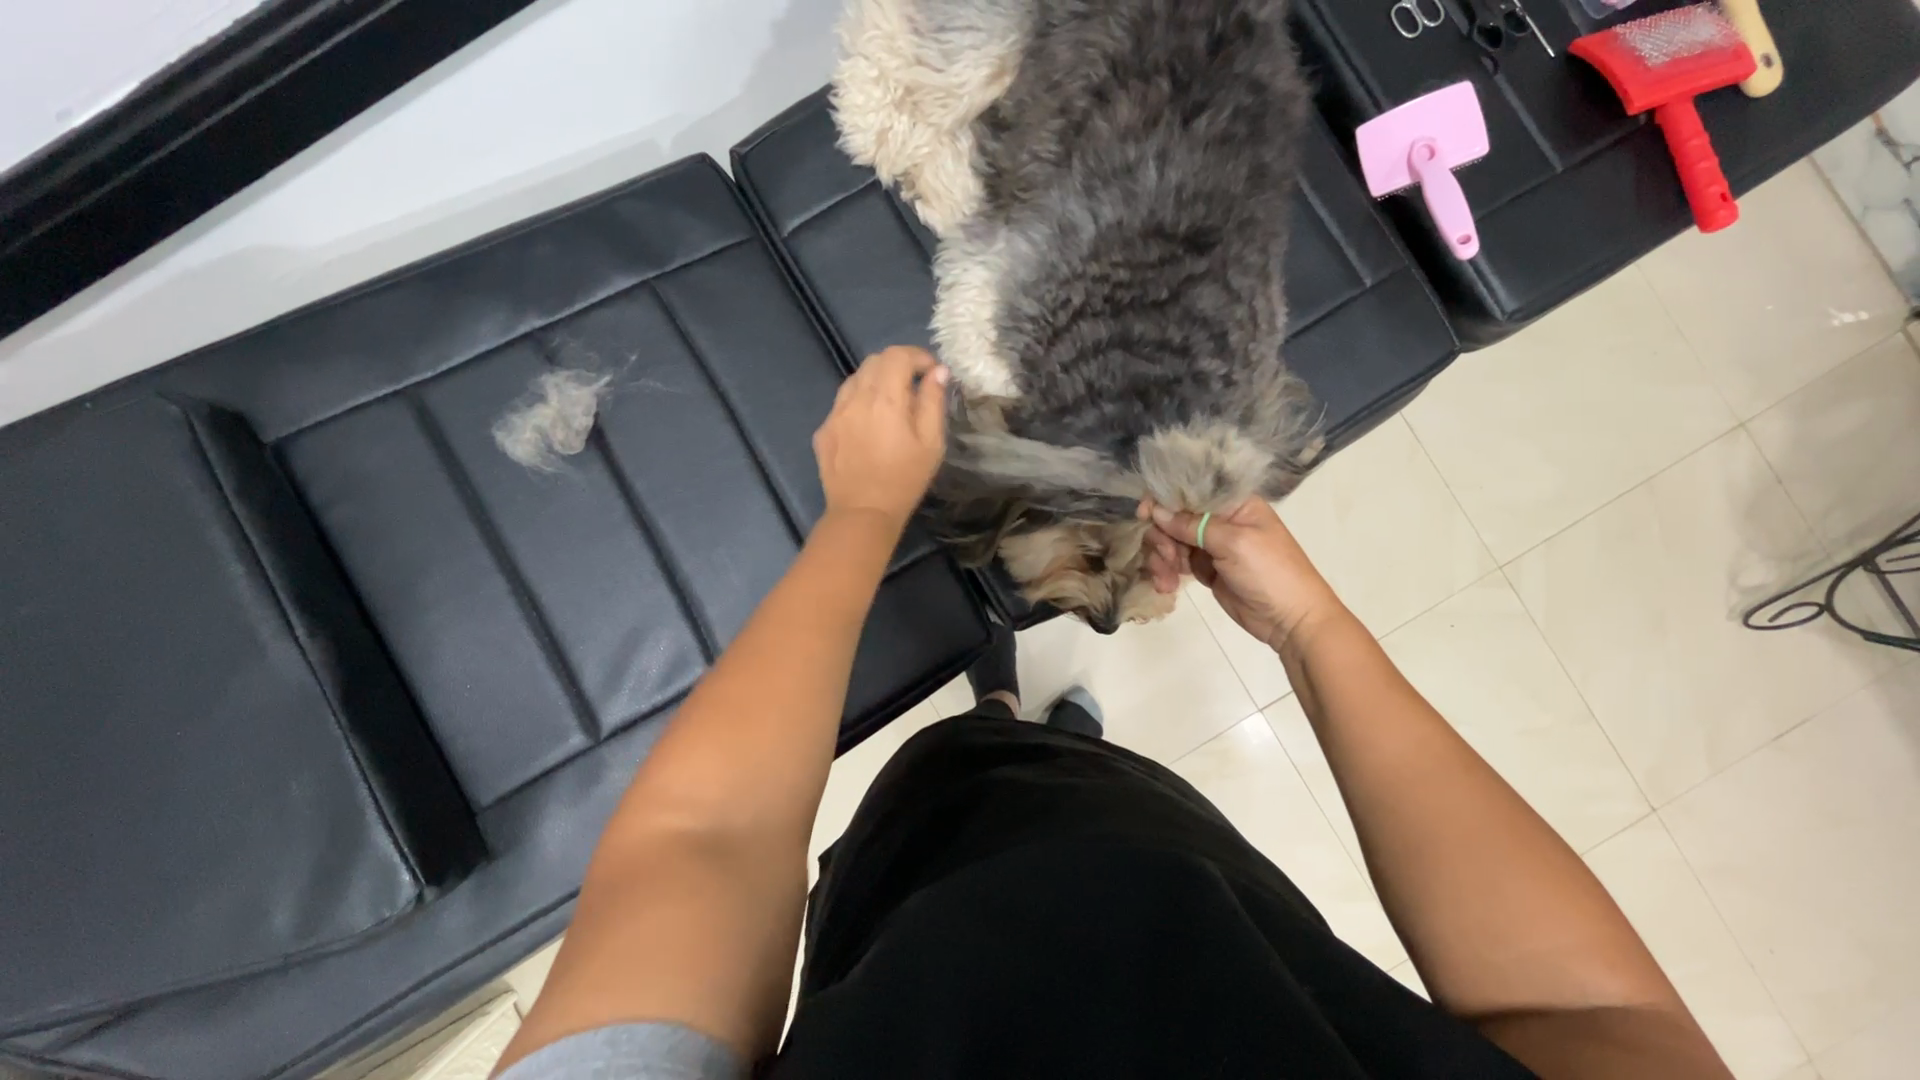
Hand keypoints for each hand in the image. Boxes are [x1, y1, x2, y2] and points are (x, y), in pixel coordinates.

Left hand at [813, 346, 949, 529]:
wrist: (862, 512)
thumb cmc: (904, 480)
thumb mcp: (931, 443)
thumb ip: (933, 402)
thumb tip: (937, 372)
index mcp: (885, 398)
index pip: (898, 355)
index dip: (918, 356)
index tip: (931, 371)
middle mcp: (855, 398)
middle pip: (874, 361)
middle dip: (897, 364)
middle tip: (914, 384)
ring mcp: (834, 414)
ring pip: (854, 379)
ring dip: (875, 381)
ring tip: (891, 403)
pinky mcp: (823, 430)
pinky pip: (841, 403)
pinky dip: (859, 401)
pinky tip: (868, 425)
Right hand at [1139, 496, 1348, 655]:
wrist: (1290, 619)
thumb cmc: (1270, 572)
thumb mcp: (1233, 543)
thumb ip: (1192, 524)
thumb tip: (1155, 510)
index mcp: (1234, 503)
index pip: (1191, 490)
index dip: (1164, 499)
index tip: (1144, 514)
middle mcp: (1220, 519)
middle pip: (1174, 516)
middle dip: (1162, 536)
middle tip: (1166, 558)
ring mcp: (1211, 544)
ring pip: (1170, 540)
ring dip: (1161, 558)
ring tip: (1166, 579)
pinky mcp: (1204, 568)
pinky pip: (1175, 562)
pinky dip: (1166, 572)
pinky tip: (1166, 586)